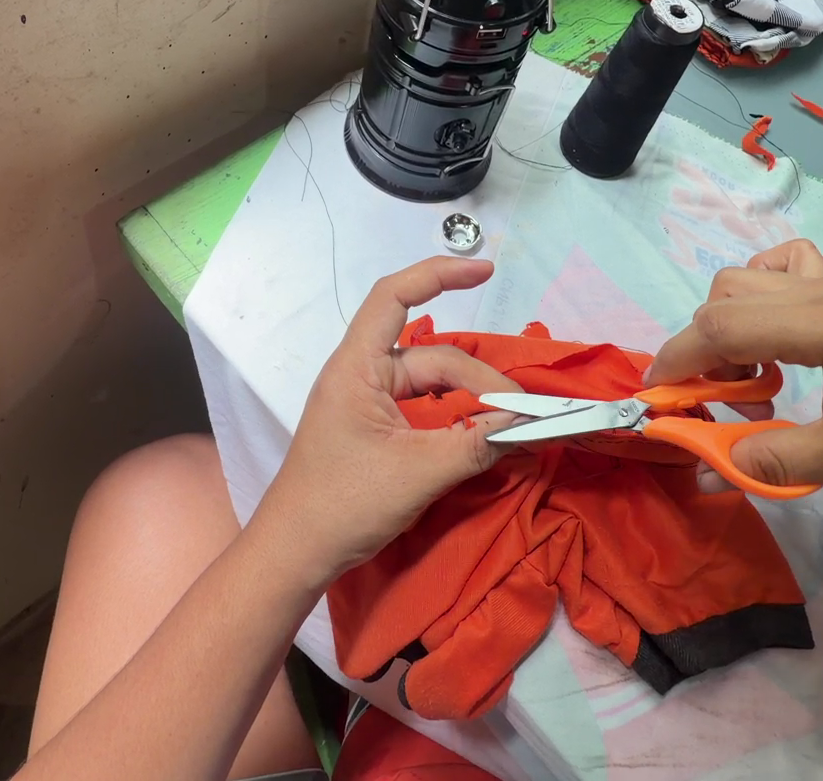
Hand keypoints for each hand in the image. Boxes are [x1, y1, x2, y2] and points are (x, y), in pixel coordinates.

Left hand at [250, 257, 519, 580]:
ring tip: (508, 417)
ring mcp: (367, 400)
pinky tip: (478, 428)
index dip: (440, 274)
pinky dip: (453, 412)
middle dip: (477, 374)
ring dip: (467, 394)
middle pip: (429, 354)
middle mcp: (361, 373)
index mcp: (356, 367)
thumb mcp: (417, 473)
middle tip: (522, 410)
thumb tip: (527, 425)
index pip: (394, 296)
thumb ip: (475, 444)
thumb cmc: (343, 504)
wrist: (296, 552)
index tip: (486, 270)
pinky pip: (422, 404)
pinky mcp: (375, 426)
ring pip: (429, 381)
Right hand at [647, 240, 822, 492]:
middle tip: (723, 405)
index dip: (678, 359)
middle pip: (723, 299)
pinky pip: (780, 266)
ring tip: (754, 376)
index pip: (721, 325)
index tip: (659, 399)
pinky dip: (757, 292)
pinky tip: (775, 332)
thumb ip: (779, 458)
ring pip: (744, 279)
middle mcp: (821, 291)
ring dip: (726, 325)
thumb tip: (709, 467)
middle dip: (700, 350)